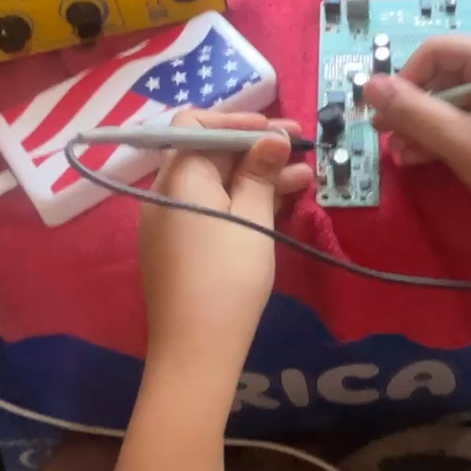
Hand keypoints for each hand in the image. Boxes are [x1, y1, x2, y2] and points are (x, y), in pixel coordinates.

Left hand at [138, 110, 312, 375]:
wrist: (196, 349)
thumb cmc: (228, 275)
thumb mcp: (254, 217)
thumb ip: (261, 173)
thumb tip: (273, 138)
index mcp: (179, 175)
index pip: (198, 123)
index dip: (240, 121)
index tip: (279, 131)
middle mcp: (165, 191)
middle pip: (209, 153)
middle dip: (256, 149)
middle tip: (302, 151)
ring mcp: (169, 221)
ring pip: (214, 184)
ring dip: (255, 177)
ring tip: (304, 179)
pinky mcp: (178, 246)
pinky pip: (209, 208)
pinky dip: (240, 200)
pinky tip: (278, 206)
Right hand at [366, 36, 470, 242]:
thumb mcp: (462, 142)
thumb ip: (413, 112)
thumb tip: (368, 86)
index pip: (435, 50)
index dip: (404, 80)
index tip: (387, 115)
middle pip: (442, 75)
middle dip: (412, 108)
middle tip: (388, 139)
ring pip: (451, 101)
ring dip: (423, 126)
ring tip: (402, 156)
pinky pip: (468, 119)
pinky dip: (443, 136)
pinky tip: (421, 159)